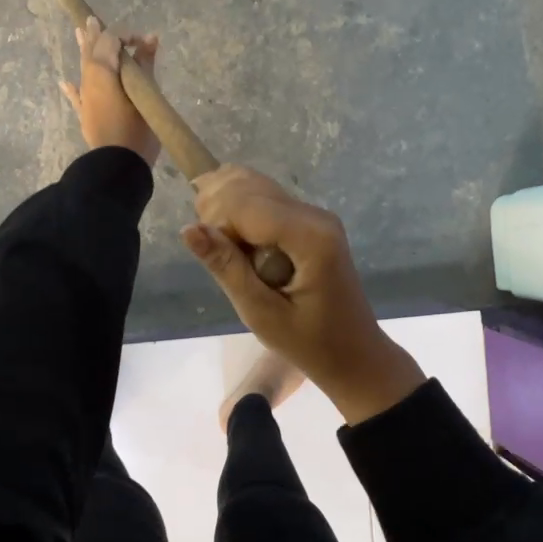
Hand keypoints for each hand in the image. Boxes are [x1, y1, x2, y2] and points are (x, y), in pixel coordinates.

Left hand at [61, 16, 161, 164]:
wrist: (117, 166)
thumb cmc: (136, 129)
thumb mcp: (146, 94)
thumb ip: (145, 64)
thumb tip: (150, 38)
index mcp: (103, 71)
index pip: (111, 41)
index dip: (127, 36)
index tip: (146, 43)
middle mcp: (89, 80)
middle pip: (92, 51)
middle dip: (96, 35)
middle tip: (91, 19)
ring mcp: (85, 98)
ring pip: (84, 69)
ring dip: (84, 51)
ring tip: (79, 34)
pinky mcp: (86, 115)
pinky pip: (77, 96)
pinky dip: (73, 88)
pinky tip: (65, 83)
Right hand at [182, 165, 425, 424]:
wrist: (355, 354)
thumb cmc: (309, 343)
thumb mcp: (261, 313)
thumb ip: (227, 267)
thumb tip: (188, 228)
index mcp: (310, 238)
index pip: (246, 204)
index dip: (216, 221)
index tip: (210, 257)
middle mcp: (315, 215)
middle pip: (249, 187)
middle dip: (218, 209)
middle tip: (212, 253)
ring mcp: (315, 215)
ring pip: (255, 187)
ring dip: (227, 208)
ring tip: (222, 248)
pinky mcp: (310, 221)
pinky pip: (266, 200)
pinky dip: (242, 212)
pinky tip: (235, 240)